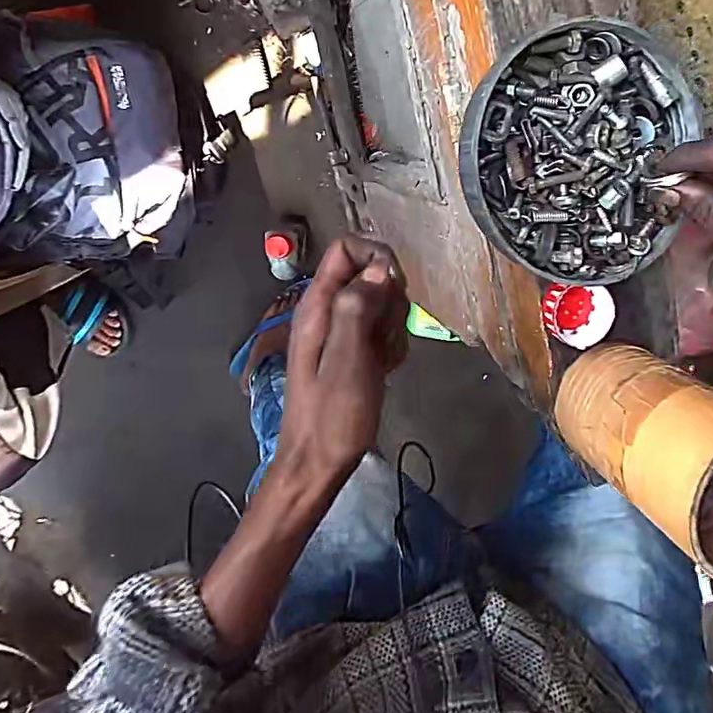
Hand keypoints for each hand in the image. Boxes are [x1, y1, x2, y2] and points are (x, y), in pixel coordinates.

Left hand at [273, 236, 409, 485]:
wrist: (317, 464)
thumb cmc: (332, 417)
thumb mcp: (348, 361)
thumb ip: (358, 308)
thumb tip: (380, 267)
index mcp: (318, 305)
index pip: (346, 248)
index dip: (375, 256)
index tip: (394, 286)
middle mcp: (327, 310)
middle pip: (369, 272)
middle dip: (389, 297)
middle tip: (386, 334)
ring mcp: (340, 330)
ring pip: (380, 301)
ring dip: (393, 324)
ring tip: (383, 358)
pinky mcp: (353, 348)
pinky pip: (382, 327)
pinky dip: (391, 343)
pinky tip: (385, 368)